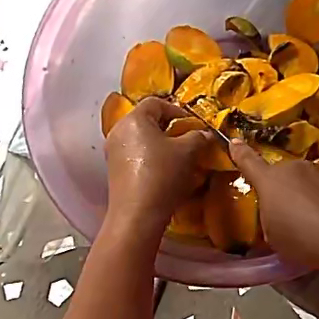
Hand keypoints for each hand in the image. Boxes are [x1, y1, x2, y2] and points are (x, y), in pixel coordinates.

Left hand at [105, 98, 212, 229]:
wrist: (137, 215)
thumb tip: (205, 134)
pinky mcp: (114, 170)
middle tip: (187, 140)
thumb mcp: (188, 152)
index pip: (156, 102)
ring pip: (141, 139)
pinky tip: (164, 172)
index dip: (177, 110)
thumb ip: (198, 137)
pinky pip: (135, 155)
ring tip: (178, 158)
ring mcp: (113, 151)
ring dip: (161, 144)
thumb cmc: (162, 175)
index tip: (193, 124)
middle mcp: (119, 131)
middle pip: (146, 120)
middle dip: (169, 128)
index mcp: (134, 119)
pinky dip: (150, 157)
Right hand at [229, 140, 318, 275]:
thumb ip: (269, 218)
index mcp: (270, 180)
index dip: (240, 153)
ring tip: (313, 223)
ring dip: (306, 196)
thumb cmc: (304, 239)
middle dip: (282, 191)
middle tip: (287, 217)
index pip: (249, 162)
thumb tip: (277, 213)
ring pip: (306, 182)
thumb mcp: (274, 237)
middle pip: (282, 176)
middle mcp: (295, 168)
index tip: (234, 141)